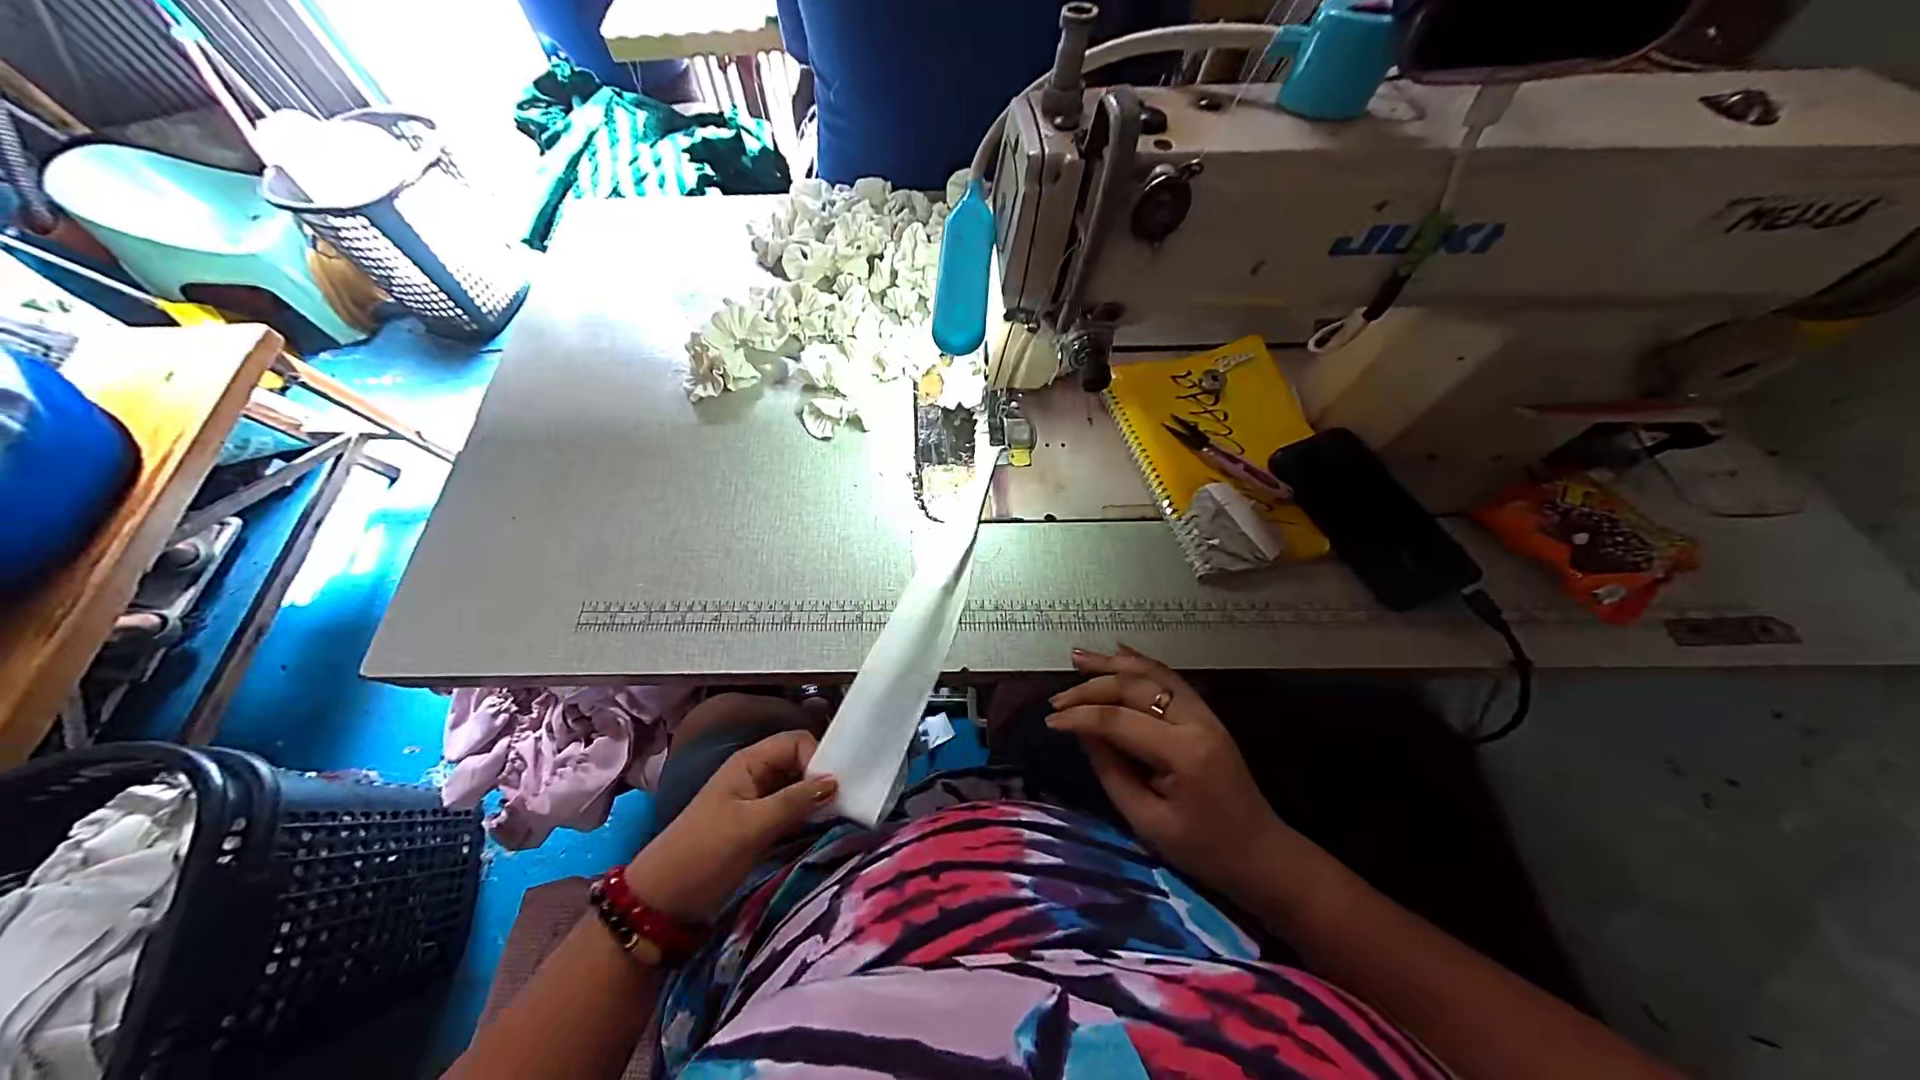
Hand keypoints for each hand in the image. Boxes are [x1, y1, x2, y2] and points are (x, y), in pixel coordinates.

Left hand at [626, 730, 836, 922]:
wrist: (662, 903)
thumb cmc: (704, 854)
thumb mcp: (752, 825)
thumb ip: (795, 800)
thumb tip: (835, 781)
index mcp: (749, 762)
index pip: (796, 742)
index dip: (818, 758)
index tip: (838, 787)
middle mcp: (755, 775)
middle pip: (799, 762)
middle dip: (822, 777)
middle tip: (846, 801)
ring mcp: (756, 802)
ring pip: (797, 788)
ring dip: (816, 799)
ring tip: (840, 815)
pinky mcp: (758, 827)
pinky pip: (791, 811)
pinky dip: (807, 816)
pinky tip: (823, 827)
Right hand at [1047, 647, 1289, 897]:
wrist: (1261, 854)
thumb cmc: (1203, 849)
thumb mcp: (1147, 821)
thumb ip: (1111, 772)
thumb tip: (1082, 733)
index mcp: (1183, 752)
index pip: (1119, 720)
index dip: (1081, 717)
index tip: (1050, 722)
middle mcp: (1196, 721)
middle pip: (1135, 689)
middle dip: (1091, 689)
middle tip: (1057, 700)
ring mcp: (1205, 714)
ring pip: (1153, 675)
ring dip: (1113, 665)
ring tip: (1078, 657)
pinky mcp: (1206, 715)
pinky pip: (1170, 679)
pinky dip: (1142, 664)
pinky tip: (1119, 654)